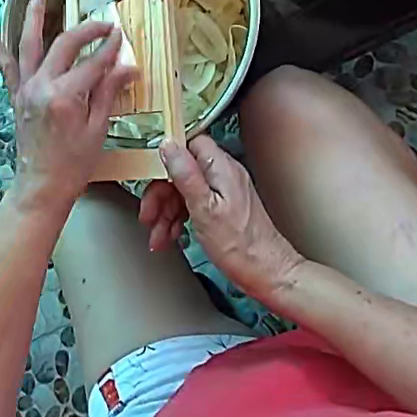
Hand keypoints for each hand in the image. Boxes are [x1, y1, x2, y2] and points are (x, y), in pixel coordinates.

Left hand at [0, 0, 138, 213]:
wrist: (42, 186)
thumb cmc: (73, 164)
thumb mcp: (98, 129)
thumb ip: (108, 92)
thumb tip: (126, 67)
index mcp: (65, 97)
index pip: (94, 63)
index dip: (110, 48)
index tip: (120, 36)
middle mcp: (42, 87)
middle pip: (65, 45)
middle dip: (86, 30)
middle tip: (103, 23)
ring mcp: (26, 89)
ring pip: (29, 44)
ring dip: (34, 17)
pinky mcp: (17, 96)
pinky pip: (7, 68)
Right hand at [153, 135, 303, 298]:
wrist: (267, 273)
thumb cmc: (241, 246)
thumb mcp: (205, 209)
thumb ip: (186, 174)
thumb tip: (168, 144)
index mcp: (221, 168)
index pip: (188, 143)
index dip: (167, 156)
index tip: (151, 175)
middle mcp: (223, 174)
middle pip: (182, 169)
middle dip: (161, 193)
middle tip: (149, 215)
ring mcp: (224, 191)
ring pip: (184, 189)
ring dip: (166, 211)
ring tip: (158, 234)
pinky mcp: (222, 207)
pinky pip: (193, 204)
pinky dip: (178, 218)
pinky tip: (171, 235)